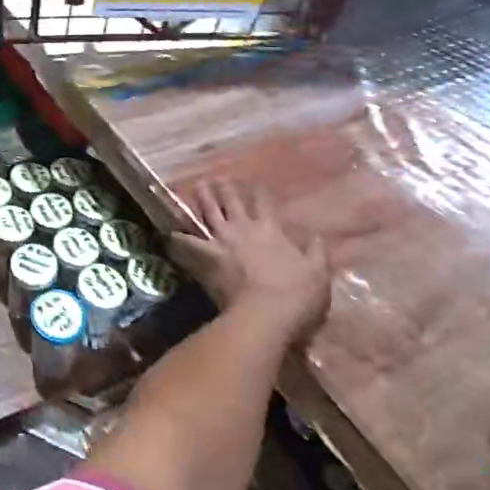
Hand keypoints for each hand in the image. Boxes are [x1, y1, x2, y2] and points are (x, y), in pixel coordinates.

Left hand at [167, 180, 329, 340]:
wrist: (267, 312)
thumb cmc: (298, 294)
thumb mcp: (318, 272)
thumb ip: (316, 251)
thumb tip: (316, 235)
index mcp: (272, 230)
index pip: (264, 204)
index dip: (258, 192)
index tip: (252, 182)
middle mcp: (244, 229)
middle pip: (232, 202)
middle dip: (225, 188)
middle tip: (216, 177)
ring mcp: (222, 240)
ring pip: (209, 212)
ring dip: (203, 198)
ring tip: (198, 186)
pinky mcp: (205, 255)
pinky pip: (187, 242)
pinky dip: (179, 236)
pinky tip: (171, 230)